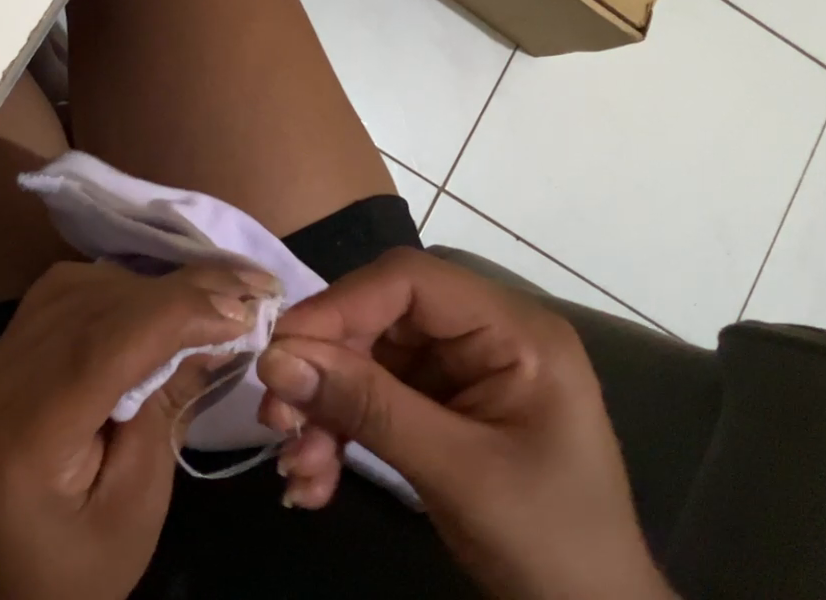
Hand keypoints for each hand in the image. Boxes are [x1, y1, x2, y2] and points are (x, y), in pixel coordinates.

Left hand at [0, 260, 273, 599]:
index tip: (245, 307)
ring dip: (149, 286)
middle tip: (247, 288)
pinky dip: (118, 288)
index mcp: (23, 441)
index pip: (102, 348)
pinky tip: (158, 300)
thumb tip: (223, 324)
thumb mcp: (143, 499)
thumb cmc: (89, 559)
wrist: (24, 580)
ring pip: (76, 289)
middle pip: (89, 310)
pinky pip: (61, 295)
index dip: (176, 313)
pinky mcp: (0, 354)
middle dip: (175, 292)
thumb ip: (170, 405)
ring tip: (211, 296)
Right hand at [255, 248, 674, 599]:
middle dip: (324, 370)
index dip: (339, 306)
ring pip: (364, 363)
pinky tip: (315, 481)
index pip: (409, 282)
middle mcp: (483, 337)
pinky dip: (338, 435)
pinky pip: (370, 401)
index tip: (281, 352)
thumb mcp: (457, 472)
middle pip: (378, 321)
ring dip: (323, 412)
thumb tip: (275, 359)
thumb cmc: (550, 542)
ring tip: (296, 467)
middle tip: (276, 416)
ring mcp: (460, 374)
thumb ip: (368, 407)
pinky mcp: (439, 409)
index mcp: (514, 331)